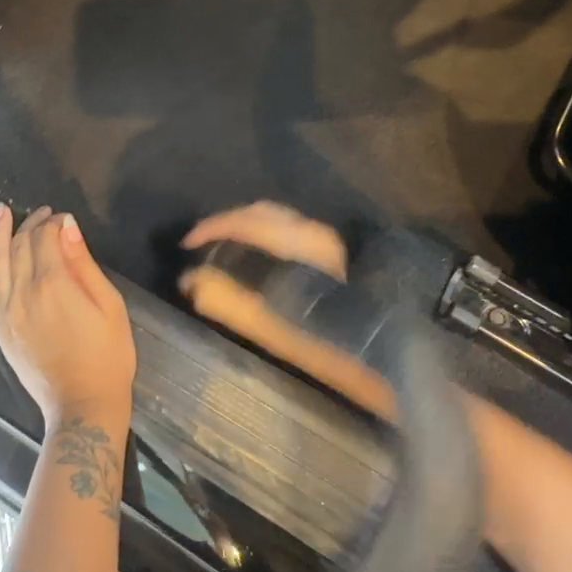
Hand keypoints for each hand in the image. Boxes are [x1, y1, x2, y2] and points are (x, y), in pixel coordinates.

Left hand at [0, 205, 137, 420]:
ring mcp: (6, 310)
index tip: (63, 216)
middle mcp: (22, 292)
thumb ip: (84, 263)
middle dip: (31, 223)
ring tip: (2, 212)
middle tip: (43, 213)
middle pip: (20, 245)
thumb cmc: (107, 355)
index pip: (45, 238)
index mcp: (53, 284)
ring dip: (0, 233)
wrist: (81, 404)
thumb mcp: (109, 305)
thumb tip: (67, 225)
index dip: (53, 222)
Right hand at [178, 200, 348, 345]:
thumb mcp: (275, 332)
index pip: (246, 221)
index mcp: (301, 246)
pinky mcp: (332, 252)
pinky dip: (261, 234)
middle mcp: (314, 232)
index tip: (186, 244)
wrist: (384, 358)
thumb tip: (191, 281)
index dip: (211, 229)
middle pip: (260, 213)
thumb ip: (229, 304)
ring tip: (219, 248)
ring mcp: (326, 240)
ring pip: (274, 218)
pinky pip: (286, 229)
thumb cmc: (331, 347)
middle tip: (198, 243)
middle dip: (225, 223)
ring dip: (243, 227)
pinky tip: (250, 254)